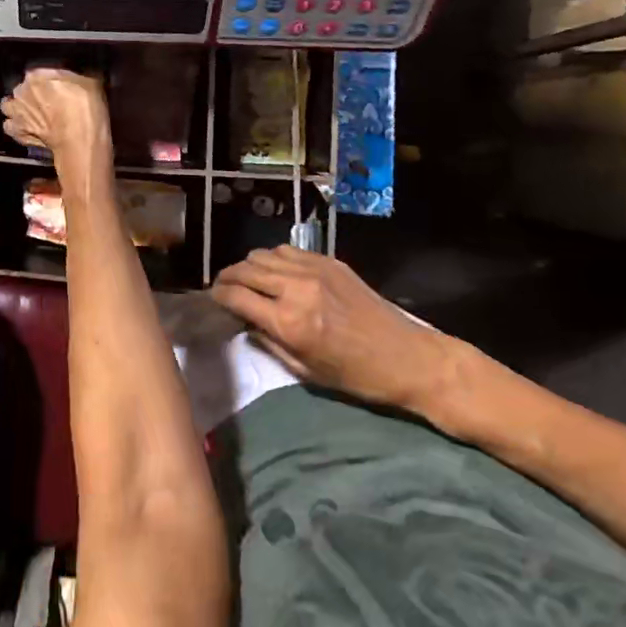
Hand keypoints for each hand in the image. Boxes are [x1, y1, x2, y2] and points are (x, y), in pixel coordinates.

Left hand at [0, 68, 113, 180]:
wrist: (78, 139)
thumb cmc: (85, 109)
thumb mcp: (90, 83)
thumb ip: (73, 78)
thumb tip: (73, 79)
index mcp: (36, 74)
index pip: (36, 73)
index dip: (45, 82)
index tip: (55, 89)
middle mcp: (21, 91)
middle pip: (22, 89)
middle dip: (31, 95)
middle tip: (47, 104)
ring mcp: (16, 112)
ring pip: (9, 106)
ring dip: (18, 109)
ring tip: (32, 116)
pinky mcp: (16, 132)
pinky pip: (10, 126)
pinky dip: (16, 128)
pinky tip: (27, 130)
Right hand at [212, 246, 465, 416]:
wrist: (411, 358)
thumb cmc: (357, 376)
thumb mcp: (305, 371)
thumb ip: (268, 342)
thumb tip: (245, 322)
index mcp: (288, 322)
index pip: (235, 296)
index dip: (218, 296)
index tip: (214, 300)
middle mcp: (296, 289)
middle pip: (244, 270)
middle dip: (227, 278)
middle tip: (224, 288)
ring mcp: (313, 270)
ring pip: (262, 255)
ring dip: (249, 266)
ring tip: (249, 279)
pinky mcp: (329, 262)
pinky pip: (287, 250)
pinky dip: (273, 259)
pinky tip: (277, 272)